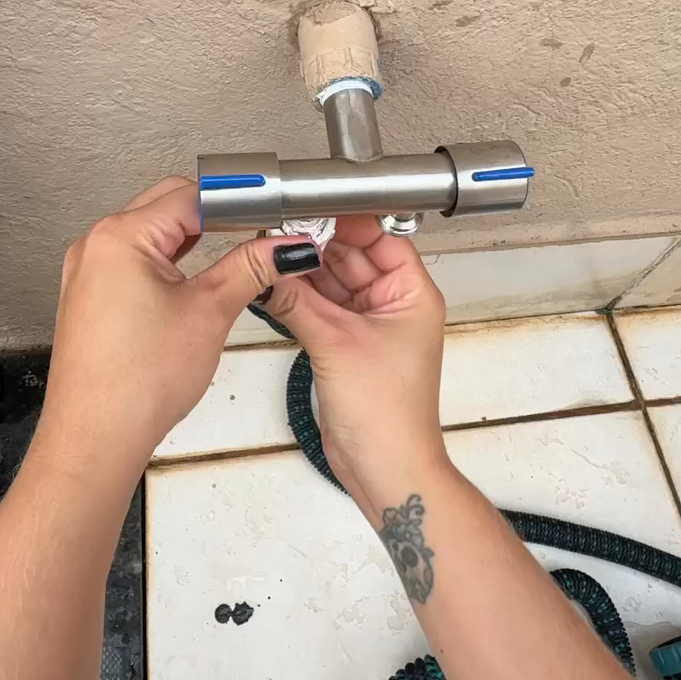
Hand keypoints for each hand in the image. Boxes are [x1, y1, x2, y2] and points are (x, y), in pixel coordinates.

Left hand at [38, 177, 322, 468]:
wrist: (94, 442)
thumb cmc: (137, 383)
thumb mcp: (209, 312)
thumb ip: (251, 268)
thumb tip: (287, 247)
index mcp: (121, 237)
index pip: (190, 197)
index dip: (237, 203)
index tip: (270, 213)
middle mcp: (97, 246)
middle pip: (168, 205)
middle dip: (216, 215)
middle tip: (258, 230)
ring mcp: (89, 272)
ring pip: (152, 232)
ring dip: (193, 236)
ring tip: (234, 250)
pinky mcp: (91, 297)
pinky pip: (135, 259)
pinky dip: (170, 259)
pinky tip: (195, 275)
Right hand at [261, 216, 447, 505]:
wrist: (385, 468)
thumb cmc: (387, 413)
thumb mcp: (336, 344)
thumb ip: (297, 301)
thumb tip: (269, 271)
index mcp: (411, 294)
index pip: (381, 239)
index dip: (348, 223)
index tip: (311, 211)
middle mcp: (393, 305)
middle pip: (352, 259)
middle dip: (317, 247)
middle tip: (277, 234)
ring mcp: (369, 325)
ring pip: (334, 283)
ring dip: (305, 273)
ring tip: (270, 257)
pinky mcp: (348, 345)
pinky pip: (323, 308)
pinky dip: (300, 299)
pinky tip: (275, 286)